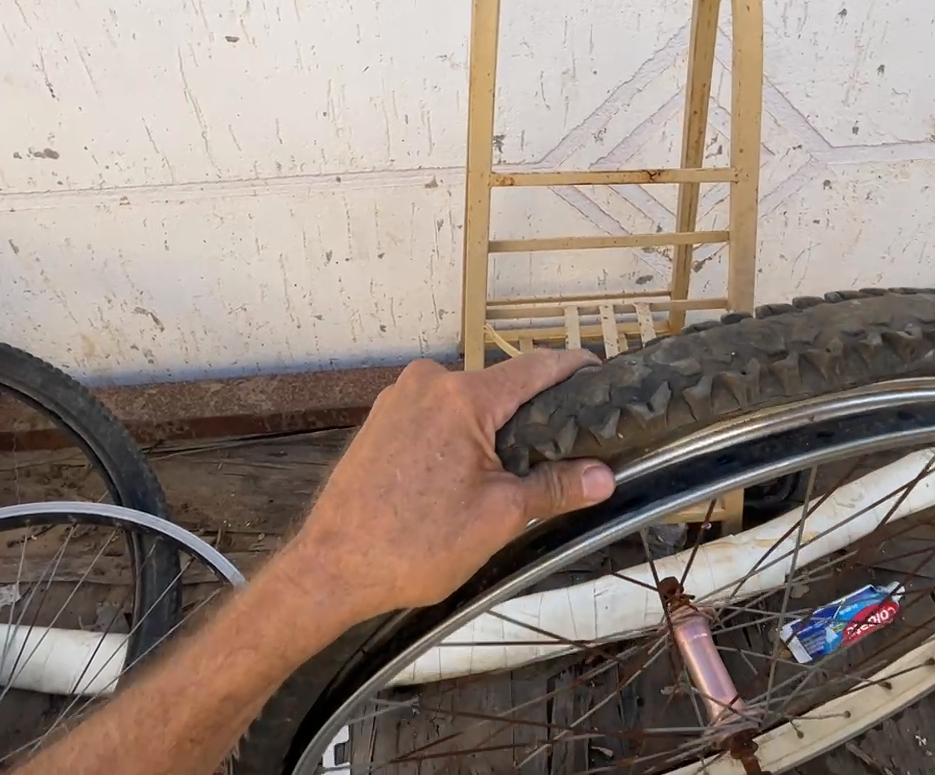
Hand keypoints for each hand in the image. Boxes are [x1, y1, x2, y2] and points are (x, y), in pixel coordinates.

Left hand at [288, 351, 616, 624]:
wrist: (330, 567)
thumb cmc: (414, 544)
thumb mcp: (497, 517)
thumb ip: (554, 487)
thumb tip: (604, 476)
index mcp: (462, 396)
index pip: (535, 367)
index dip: (572, 367)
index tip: (600, 370)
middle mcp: (429, 382)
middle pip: (500, 384)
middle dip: (532, 411)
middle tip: (565, 444)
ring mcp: (400, 396)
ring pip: (467, 399)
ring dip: (493, 424)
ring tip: (513, 468)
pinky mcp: (383, 415)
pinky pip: (436, 410)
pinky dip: (460, 429)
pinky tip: (466, 469)